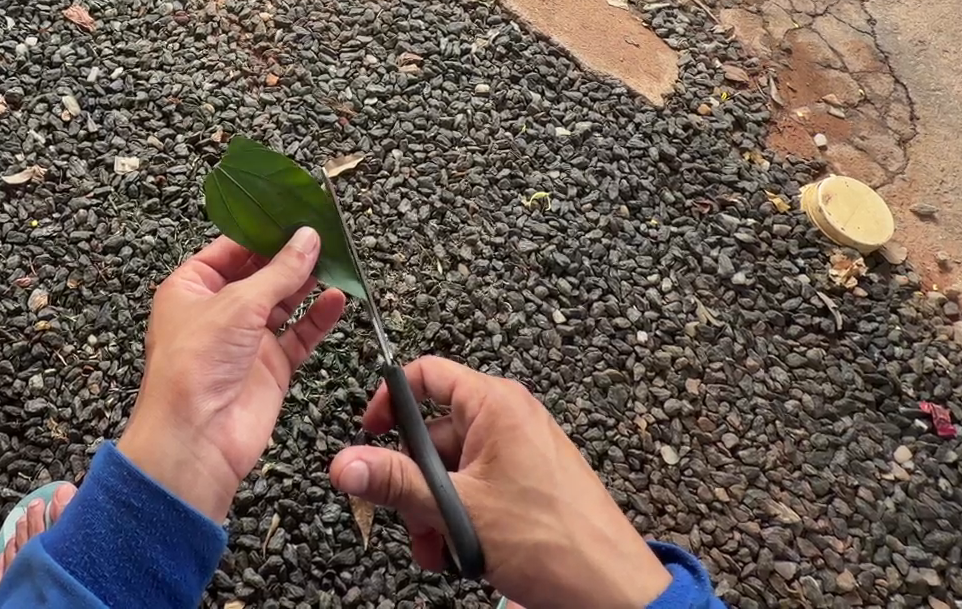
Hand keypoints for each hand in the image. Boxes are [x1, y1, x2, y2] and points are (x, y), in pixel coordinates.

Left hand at [118, 229, 348, 521]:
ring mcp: (245, 338)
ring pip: (284, 300)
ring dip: (308, 282)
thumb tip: (307, 238)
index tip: (294, 213)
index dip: (263, 230)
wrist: (196, 441)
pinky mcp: (269, 365)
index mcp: (192, 286)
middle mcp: (218, 309)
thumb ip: (279, 271)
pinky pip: (299, 334)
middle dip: (291, 254)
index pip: (232, 247)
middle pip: (261, 272)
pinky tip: (338, 298)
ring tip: (337, 258)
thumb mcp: (237, 304)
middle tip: (324, 231)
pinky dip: (319, 317)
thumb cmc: (193, 367)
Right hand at [329, 357, 671, 608]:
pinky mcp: (531, 480)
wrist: (617, 597)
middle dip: (415, 482)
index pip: (426, 375)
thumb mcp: (458, 509)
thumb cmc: (549, 541)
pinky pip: (480, 484)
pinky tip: (462, 554)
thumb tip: (344, 463)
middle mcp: (508, 416)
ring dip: (436, 508)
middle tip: (411, 522)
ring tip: (439, 551)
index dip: (390, 401)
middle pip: (435, 432)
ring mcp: (521, 449)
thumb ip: (395, 483)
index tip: (369, 435)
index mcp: (493, 403)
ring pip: (455, 466)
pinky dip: (463, 514)